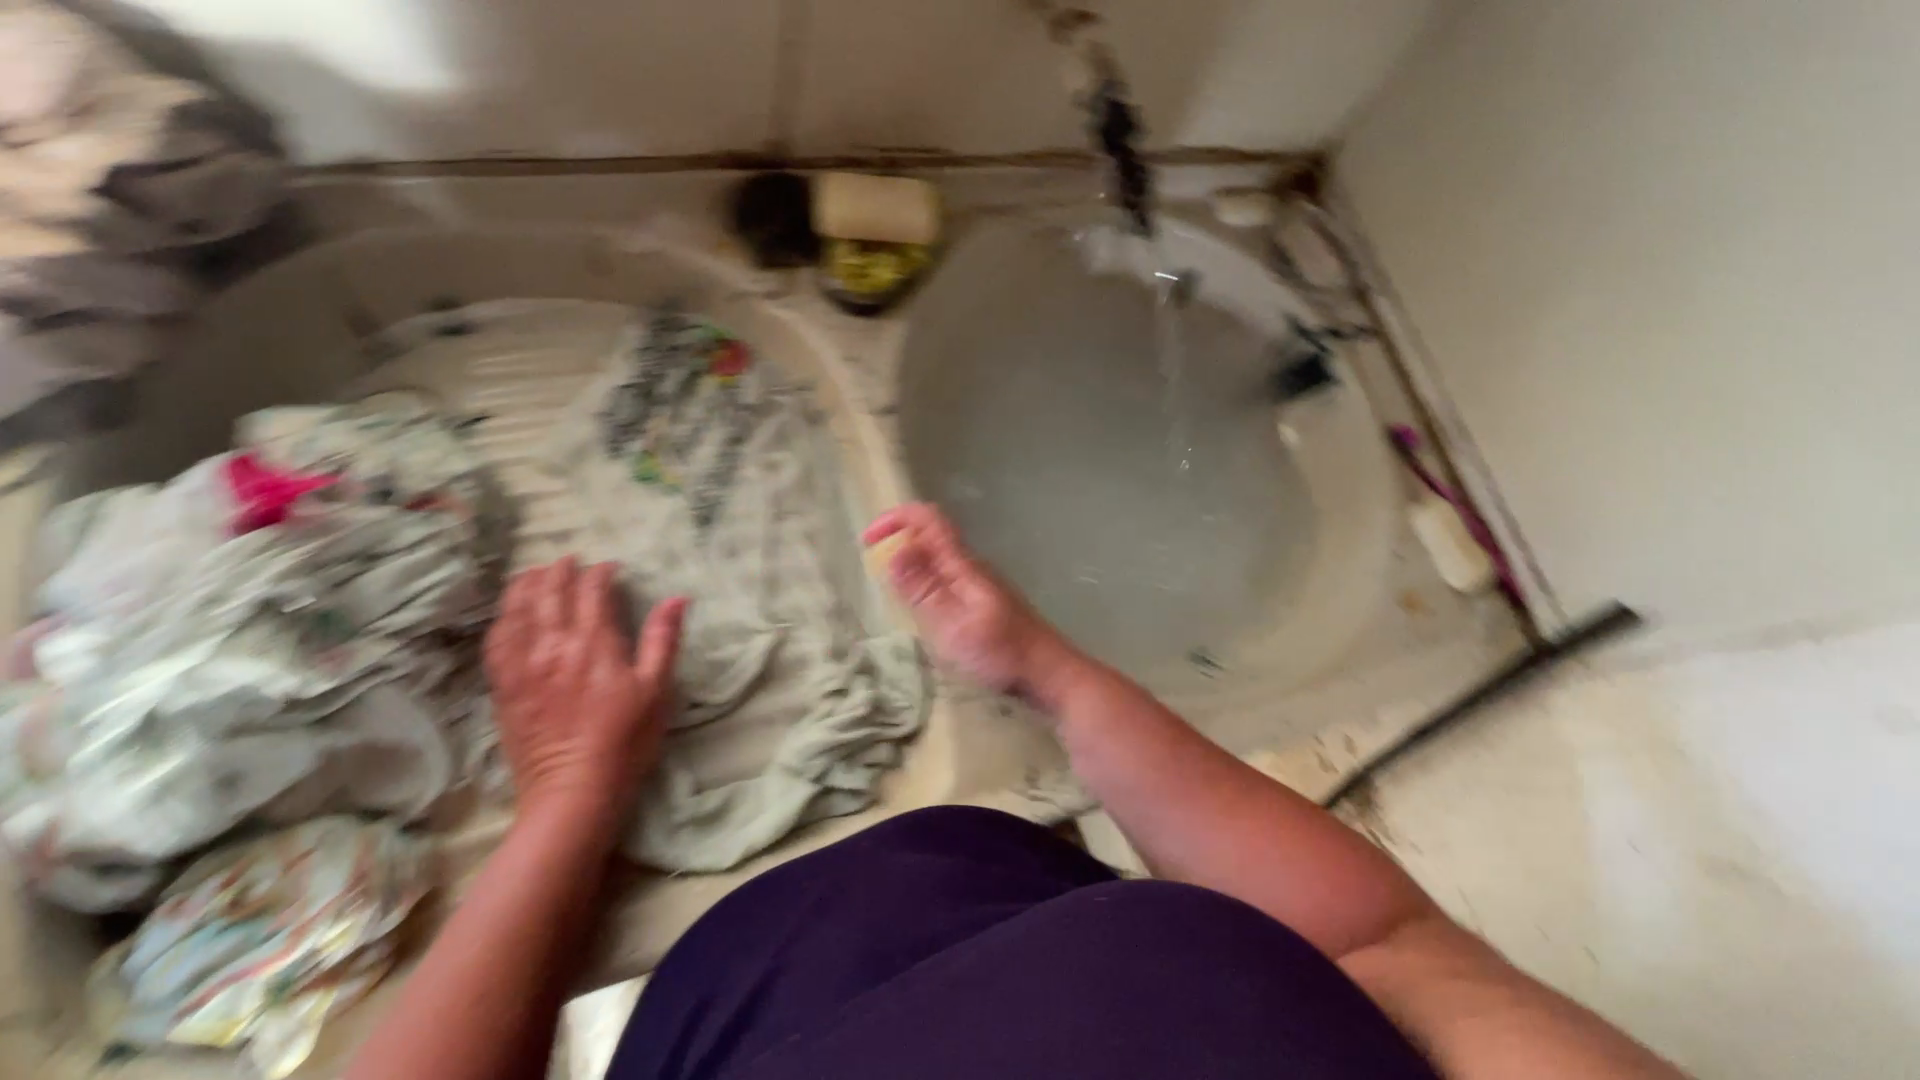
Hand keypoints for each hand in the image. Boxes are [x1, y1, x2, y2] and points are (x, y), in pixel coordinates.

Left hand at [484, 557, 686, 833]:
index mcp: (594, 643)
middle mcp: (553, 645)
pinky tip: (510, 615)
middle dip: (560, 570)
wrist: (573, 790)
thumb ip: (662, 639)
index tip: (610, 568)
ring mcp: (522, 665)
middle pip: (549, 591)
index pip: (592, 591)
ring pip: (517, 610)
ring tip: (535, 574)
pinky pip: (496, 640)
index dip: (600, 573)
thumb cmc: (625, 741)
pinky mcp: (504, 687)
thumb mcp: (656, 690)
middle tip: (569, 560)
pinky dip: (503, 618)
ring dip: (526, 585)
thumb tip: (677, 598)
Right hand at [863, 503, 1081, 701]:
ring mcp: (980, 584)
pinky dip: (924, 579)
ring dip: (909, 560)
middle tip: (871, 565)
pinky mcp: (983, 602)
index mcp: (963, 565)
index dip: (895, 519)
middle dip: (898, 538)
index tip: (868, 541)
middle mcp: (971, 566)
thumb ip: (925, 589)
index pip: (928, 519)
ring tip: (887, 586)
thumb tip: (895, 550)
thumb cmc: (1003, 653)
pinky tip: (920, 607)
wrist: (1050, 674)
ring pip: (939, 556)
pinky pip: (946, 576)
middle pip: (931, 533)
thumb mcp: (955, 625)